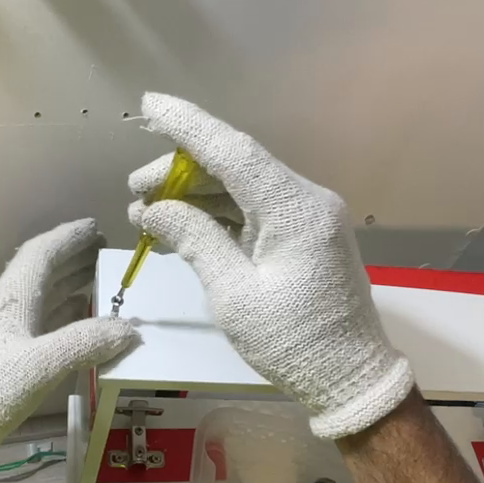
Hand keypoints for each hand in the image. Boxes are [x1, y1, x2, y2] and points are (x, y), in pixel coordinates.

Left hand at [0, 219, 137, 482]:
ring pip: (43, 299)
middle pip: (42, 273)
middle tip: (105, 252)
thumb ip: (86, 343)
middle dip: (73, 258)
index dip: (68, 237)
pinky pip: (44, 325)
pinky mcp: (8, 360)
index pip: (40, 254)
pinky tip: (82, 322)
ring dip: (70, 286)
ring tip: (101, 281)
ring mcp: (5, 336)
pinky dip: (66, 317)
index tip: (94, 226)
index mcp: (10, 300)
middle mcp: (7, 310)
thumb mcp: (42, 365)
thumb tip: (131, 329)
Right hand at [127, 93, 412, 437]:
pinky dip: (216, 214)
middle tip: (135, 189)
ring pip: (242, 187)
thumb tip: (155, 209)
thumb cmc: (292, 342)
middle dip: (180, 171)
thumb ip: (195, 241)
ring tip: (147, 211)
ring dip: (194, 194)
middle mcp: (306, 200)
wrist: (348, 376)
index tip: (149, 106)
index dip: (188, 126)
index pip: (234, 151)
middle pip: (235, 166)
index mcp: (294, 210)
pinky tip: (179, 224)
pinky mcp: (303, 233)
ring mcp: (307, 215)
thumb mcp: (234, 295)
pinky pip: (254, 209)